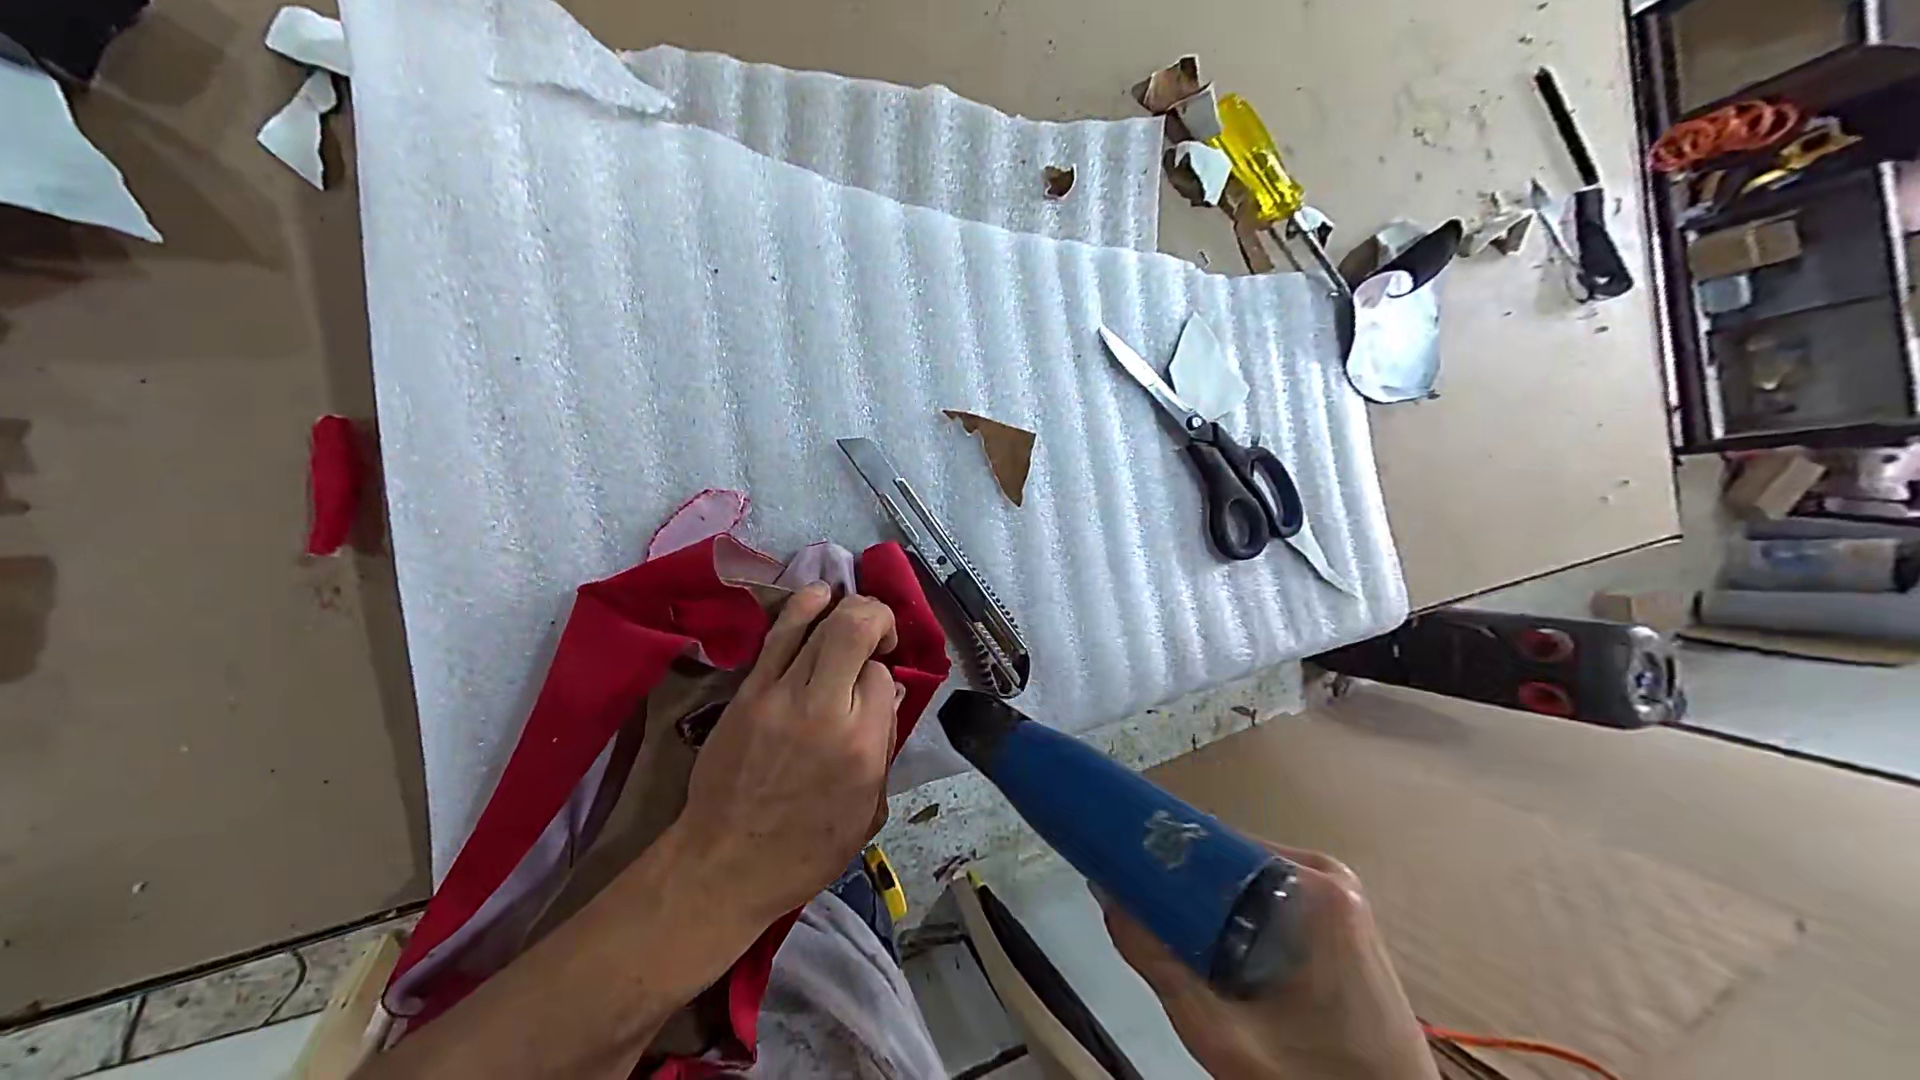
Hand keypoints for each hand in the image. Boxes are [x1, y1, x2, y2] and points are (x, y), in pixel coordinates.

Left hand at [669, 583, 903, 929]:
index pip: (883, 676)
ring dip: (843, 605)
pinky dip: (804, 608)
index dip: (885, 673)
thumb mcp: (868, 810)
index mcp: (861, 746)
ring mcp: (779, 695)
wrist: (724, 863)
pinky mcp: (747, 692)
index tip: (876, 688)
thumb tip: (887, 691)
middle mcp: (823, 710)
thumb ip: (884, 746)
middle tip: (878, 636)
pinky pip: (779, 634)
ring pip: (818, 621)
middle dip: (876, 618)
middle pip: (855, 629)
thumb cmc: (806, 850)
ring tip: (851, 608)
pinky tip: (817, 599)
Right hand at [1103, 842, 1438, 1079]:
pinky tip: (1211, 954)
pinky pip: (1260, 899)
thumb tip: (1106, 891)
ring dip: (1201, 907)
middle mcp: (1326, 876)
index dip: (1161, 854)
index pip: (1213, 844)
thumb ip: (1159, 964)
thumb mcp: (1224, 1038)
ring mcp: (1334, 896)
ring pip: (1238, 881)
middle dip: (1180, 888)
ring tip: (1174, 943)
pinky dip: (1228, 919)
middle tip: (1145, 921)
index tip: (1118, 868)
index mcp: (1313, 888)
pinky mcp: (1334, 918)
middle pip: (1224, 861)